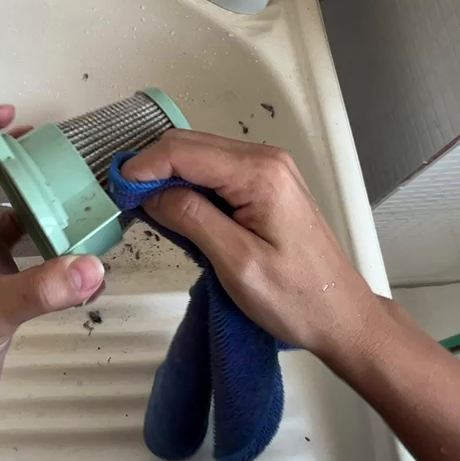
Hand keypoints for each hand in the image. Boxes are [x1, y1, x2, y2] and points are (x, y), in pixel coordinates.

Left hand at [0, 106, 106, 430]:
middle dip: (12, 155)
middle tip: (49, 145)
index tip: (10, 115)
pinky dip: (51, 245)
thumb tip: (93, 266)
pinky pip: (29, 252)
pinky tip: (78, 252)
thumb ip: (43, 288)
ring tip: (72, 189)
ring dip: (35, 198)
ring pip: (10, 215)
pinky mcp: (2, 290)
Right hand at [125, 130, 380, 360]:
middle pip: (189, 144)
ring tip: (146, 209)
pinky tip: (176, 210)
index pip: (184, 152)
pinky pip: (213, 169)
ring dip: (167, 175)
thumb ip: (191, 219)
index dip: (144, 167)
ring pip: (198, 154)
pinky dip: (187, 183)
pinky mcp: (264, 181)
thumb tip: (150, 193)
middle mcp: (264, 158)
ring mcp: (266, 167)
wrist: (342, 316)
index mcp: (259, 174)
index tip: (117, 191)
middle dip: (151, 168)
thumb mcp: (236, 263)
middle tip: (125, 201)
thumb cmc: (297, 298)